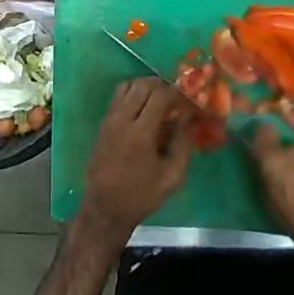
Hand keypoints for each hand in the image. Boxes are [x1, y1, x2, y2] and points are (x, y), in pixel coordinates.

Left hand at [79, 78, 194, 240]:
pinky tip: (143, 110)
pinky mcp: (102, 124)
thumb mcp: (172, 176)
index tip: (188, 99)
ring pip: (127, 85)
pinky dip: (132, 94)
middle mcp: (122, 120)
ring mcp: (108, 120)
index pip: (160, 95)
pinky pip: (117, 97)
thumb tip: (191, 118)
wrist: (104, 210)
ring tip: (159, 101)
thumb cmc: (141, 196)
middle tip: (175, 99)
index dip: (177, 92)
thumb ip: (184, 143)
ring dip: (145, 87)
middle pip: (142, 84)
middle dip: (162, 86)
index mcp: (141, 133)